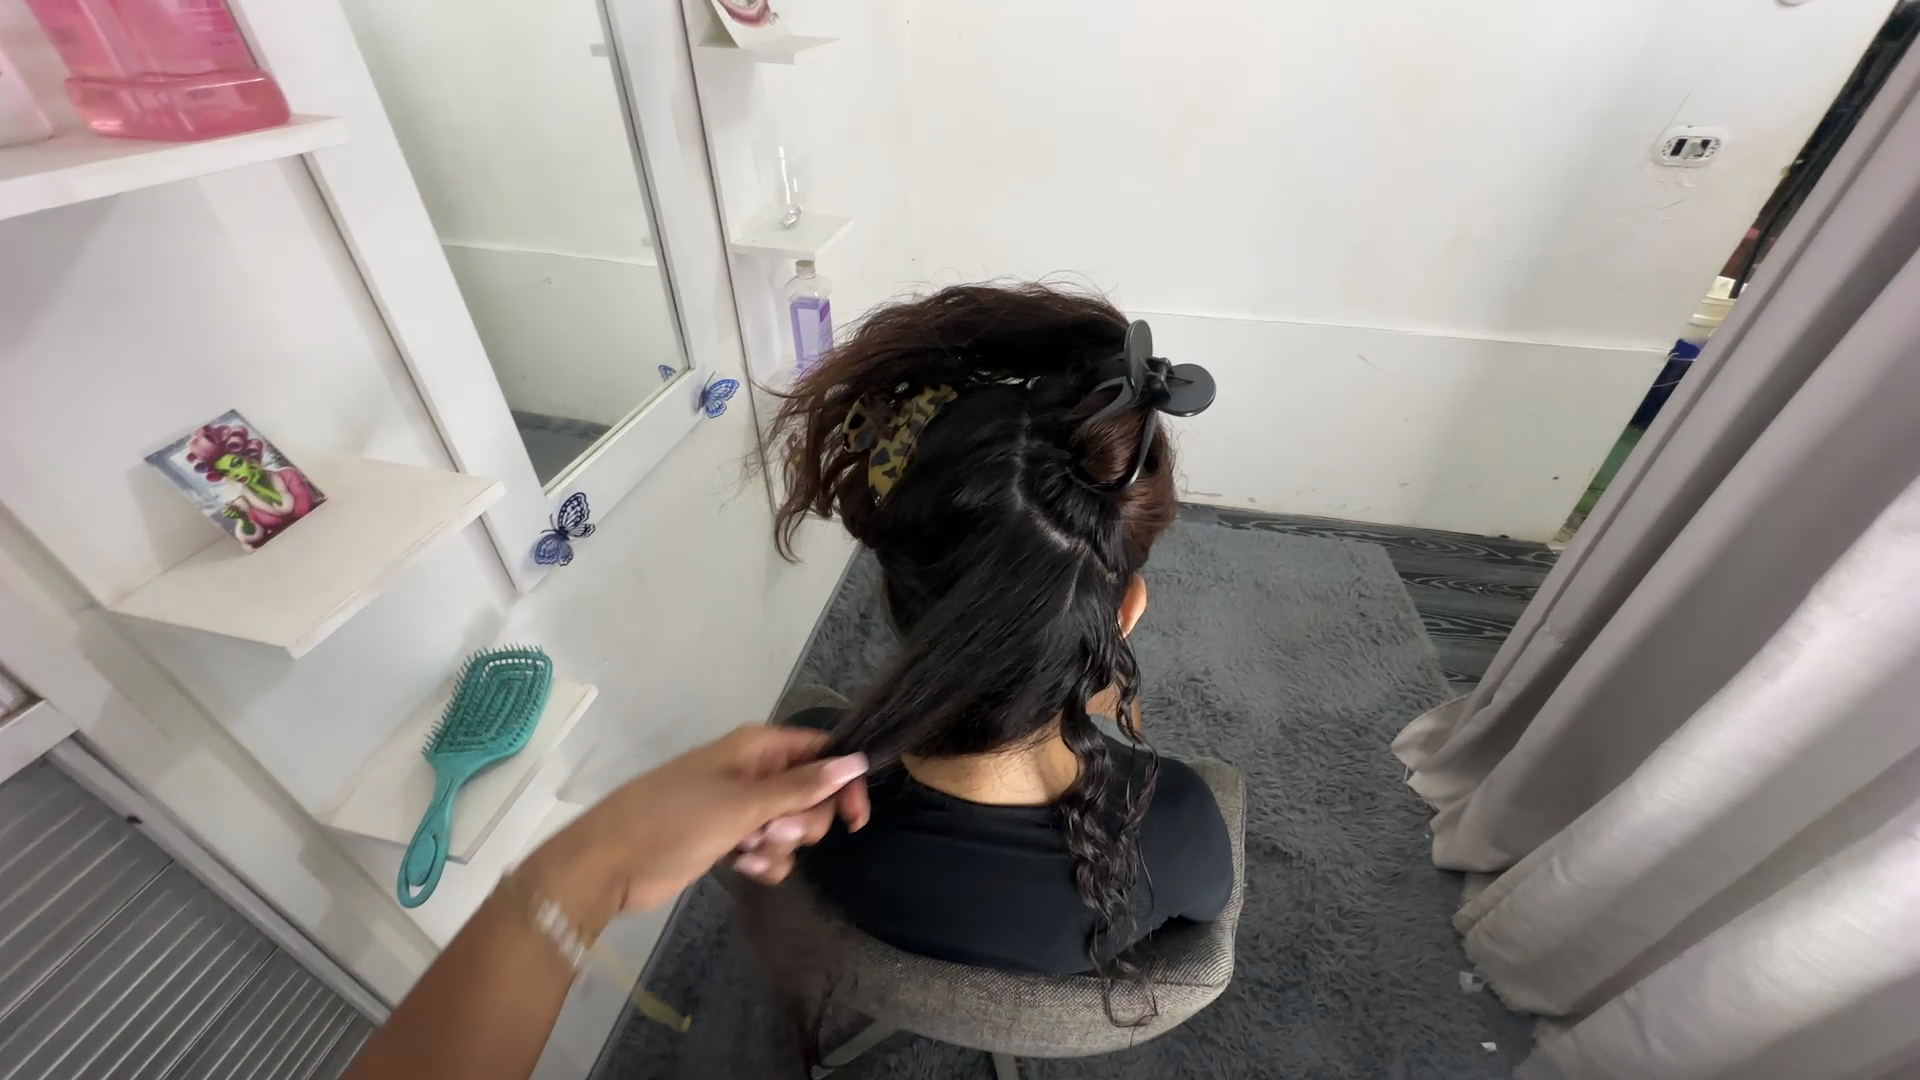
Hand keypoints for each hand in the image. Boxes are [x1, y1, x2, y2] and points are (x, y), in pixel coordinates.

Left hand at [515, 725, 868, 934]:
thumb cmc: (676, 820)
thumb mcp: (744, 803)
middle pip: (812, 793)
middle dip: (803, 821)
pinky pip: (770, 849)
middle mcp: (756, 771)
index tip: (854, 819)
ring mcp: (742, 806)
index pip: (822, 753)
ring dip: (782, 846)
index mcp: (759, 747)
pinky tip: (741, 868)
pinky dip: (764, 862)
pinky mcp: (731, 838)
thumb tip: (857, 761)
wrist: (608, 864)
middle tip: (774, 833)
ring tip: (750, 853)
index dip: (842, 781)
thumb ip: (803, 786)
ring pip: (792, 825)